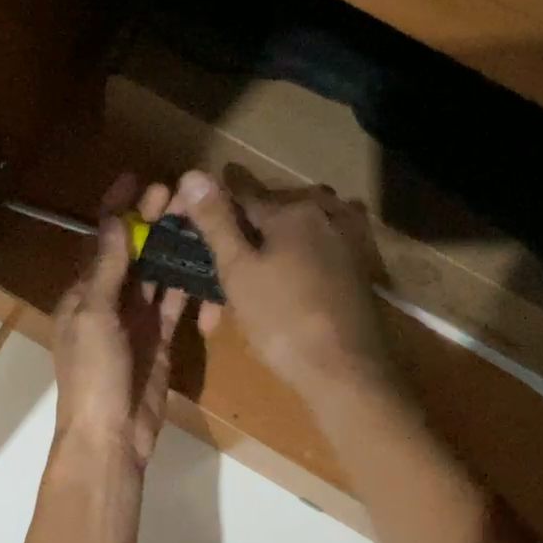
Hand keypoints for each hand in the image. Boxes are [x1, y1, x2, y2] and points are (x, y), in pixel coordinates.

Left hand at [49, 175, 188, 468]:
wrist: (110, 435)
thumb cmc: (92, 375)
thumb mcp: (93, 315)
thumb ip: (106, 269)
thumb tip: (112, 220)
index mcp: (81, 296)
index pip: (98, 243)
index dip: (114, 210)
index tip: (135, 178)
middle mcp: (107, 305)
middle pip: (131, 254)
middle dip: (150, 222)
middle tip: (177, 190)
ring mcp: (135, 324)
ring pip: (155, 275)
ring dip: (171, 246)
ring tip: (195, 214)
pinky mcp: (160, 342)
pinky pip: (173, 304)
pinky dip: (185, 281)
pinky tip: (202, 256)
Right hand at [178, 170, 394, 410]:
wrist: (344, 368)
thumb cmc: (281, 319)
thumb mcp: (238, 271)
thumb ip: (216, 222)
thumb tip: (192, 173)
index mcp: (293, 208)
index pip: (240, 192)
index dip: (209, 208)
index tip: (187, 224)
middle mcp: (324, 212)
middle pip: (266, 219)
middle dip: (235, 245)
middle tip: (210, 281)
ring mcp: (346, 240)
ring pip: (287, 243)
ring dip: (258, 264)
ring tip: (237, 300)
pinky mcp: (355, 269)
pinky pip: (309, 259)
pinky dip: (286, 273)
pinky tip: (274, 299)